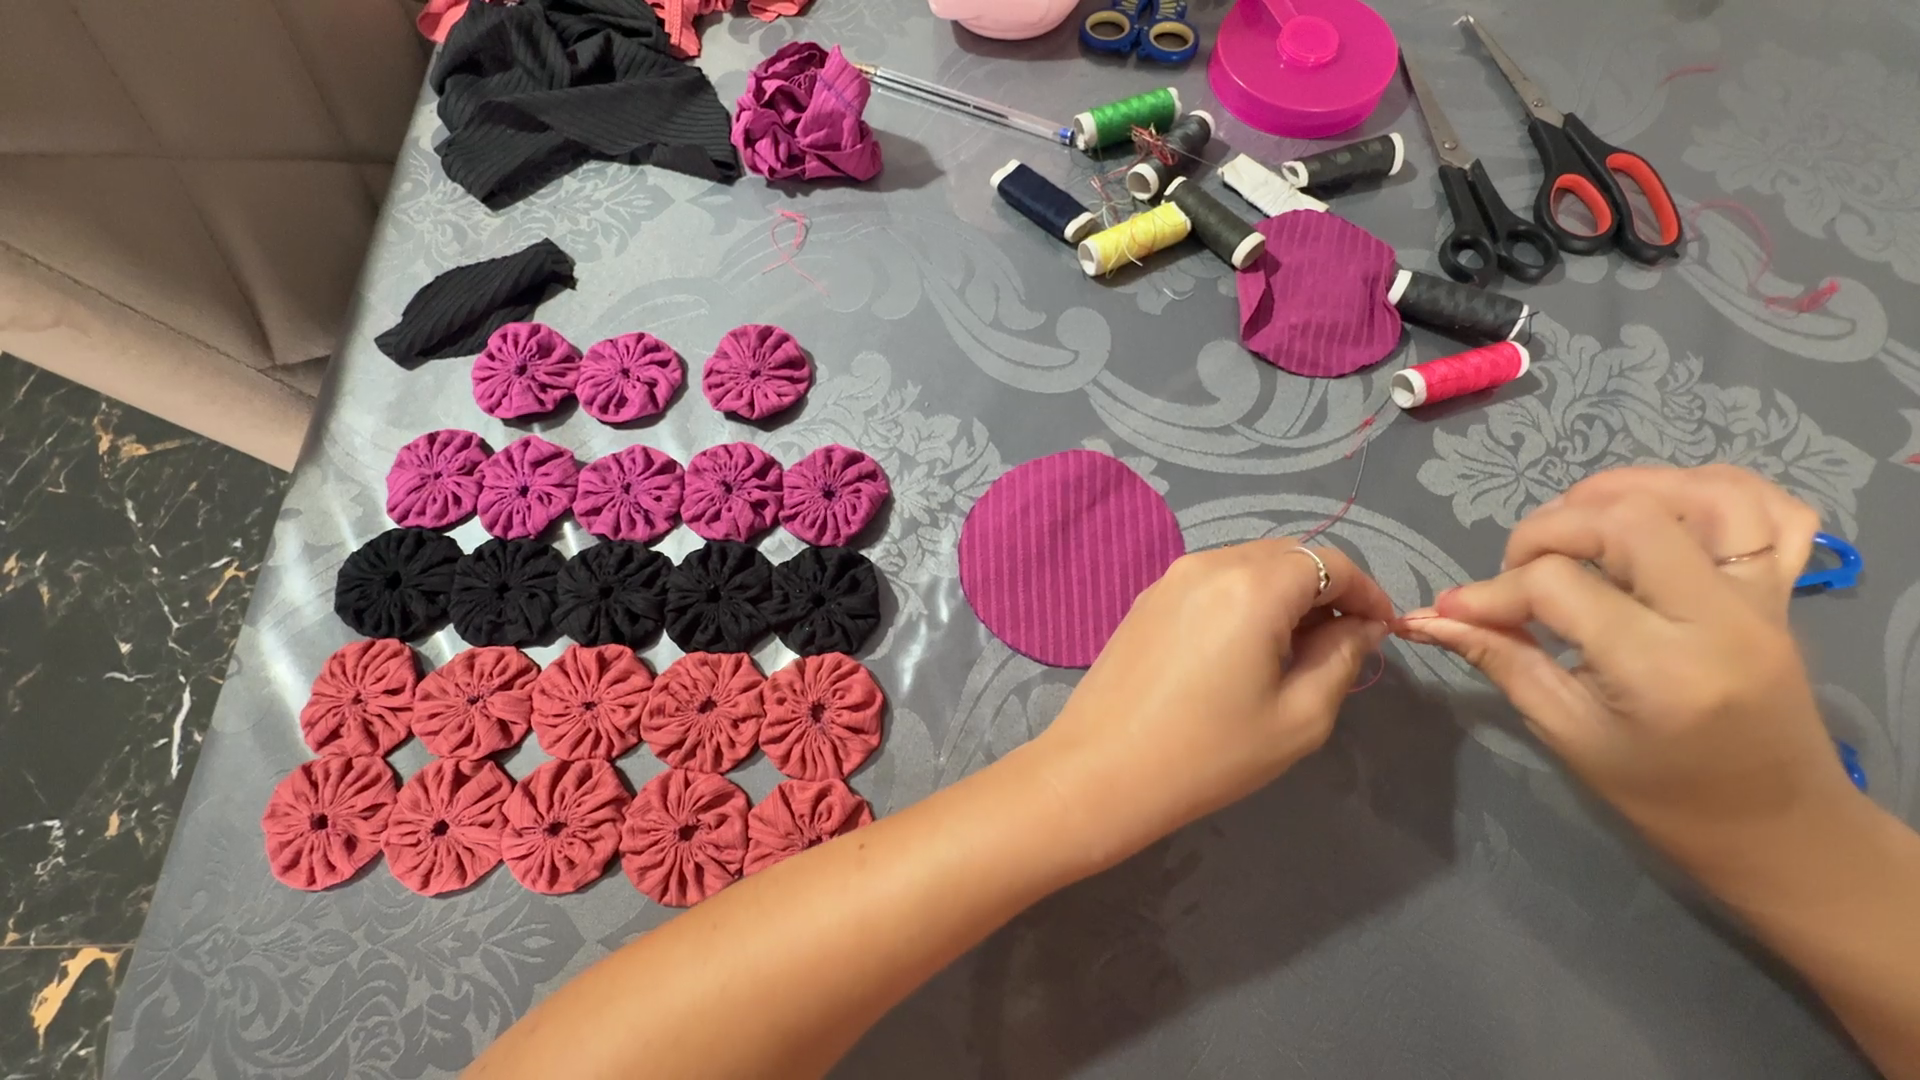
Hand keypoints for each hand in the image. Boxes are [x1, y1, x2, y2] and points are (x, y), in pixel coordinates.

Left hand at [1032, 539, 1393, 868]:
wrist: (1102, 770)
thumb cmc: (1209, 752)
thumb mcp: (1298, 715)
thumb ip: (1341, 657)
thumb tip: (1360, 624)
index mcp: (1252, 586)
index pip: (1329, 563)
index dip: (1366, 591)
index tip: (1381, 629)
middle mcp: (1208, 564)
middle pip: (1286, 556)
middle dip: (1324, 588)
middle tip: (1342, 640)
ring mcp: (1169, 579)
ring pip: (1246, 565)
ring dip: (1282, 593)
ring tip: (1295, 647)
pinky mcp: (1146, 599)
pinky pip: (1210, 582)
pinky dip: (1242, 599)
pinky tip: (1244, 646)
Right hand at [1396, 465, 1853, 866]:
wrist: (1777, 826)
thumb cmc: (1659, 792)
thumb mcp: (1563, 729)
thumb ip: (1498, 657)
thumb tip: (1427, 618)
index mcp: (1661, 668)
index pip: (1556, 585)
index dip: (1490, 591)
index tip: (1453, 611)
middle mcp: (1722, 619)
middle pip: (1626, 520)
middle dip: (1547, 529)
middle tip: (1517, 567)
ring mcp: (1765, 599)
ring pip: (1704, 494)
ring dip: (1623, 490)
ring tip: (1576, 521)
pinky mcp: (1784, 592)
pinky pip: (1776, 509)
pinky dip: (1712, 490)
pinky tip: (1658, 508)